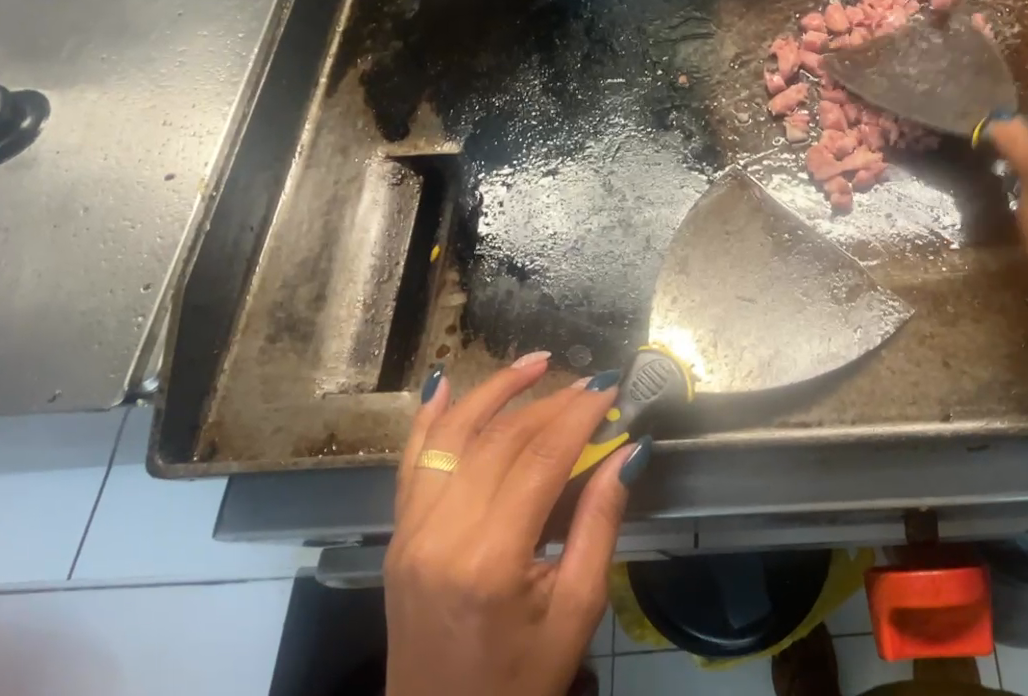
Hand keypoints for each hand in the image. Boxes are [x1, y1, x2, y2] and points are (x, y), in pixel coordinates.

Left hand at [384, 355, 648, 695]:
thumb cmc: (522, 677)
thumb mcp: (578, 607)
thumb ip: (600, 520)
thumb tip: (629, 449)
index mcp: (491, 559)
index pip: (541, 458)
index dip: (579, 415)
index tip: (611, 387)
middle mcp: (441, 535)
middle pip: (500, 441)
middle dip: (549, 403)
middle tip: (589, 383)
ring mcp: (410, 534)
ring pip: (453, 439)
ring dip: (494, 392)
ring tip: (535, 362)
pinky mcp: (398, 538)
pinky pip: (411, 464)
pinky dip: (429, 420)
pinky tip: (446, 384)